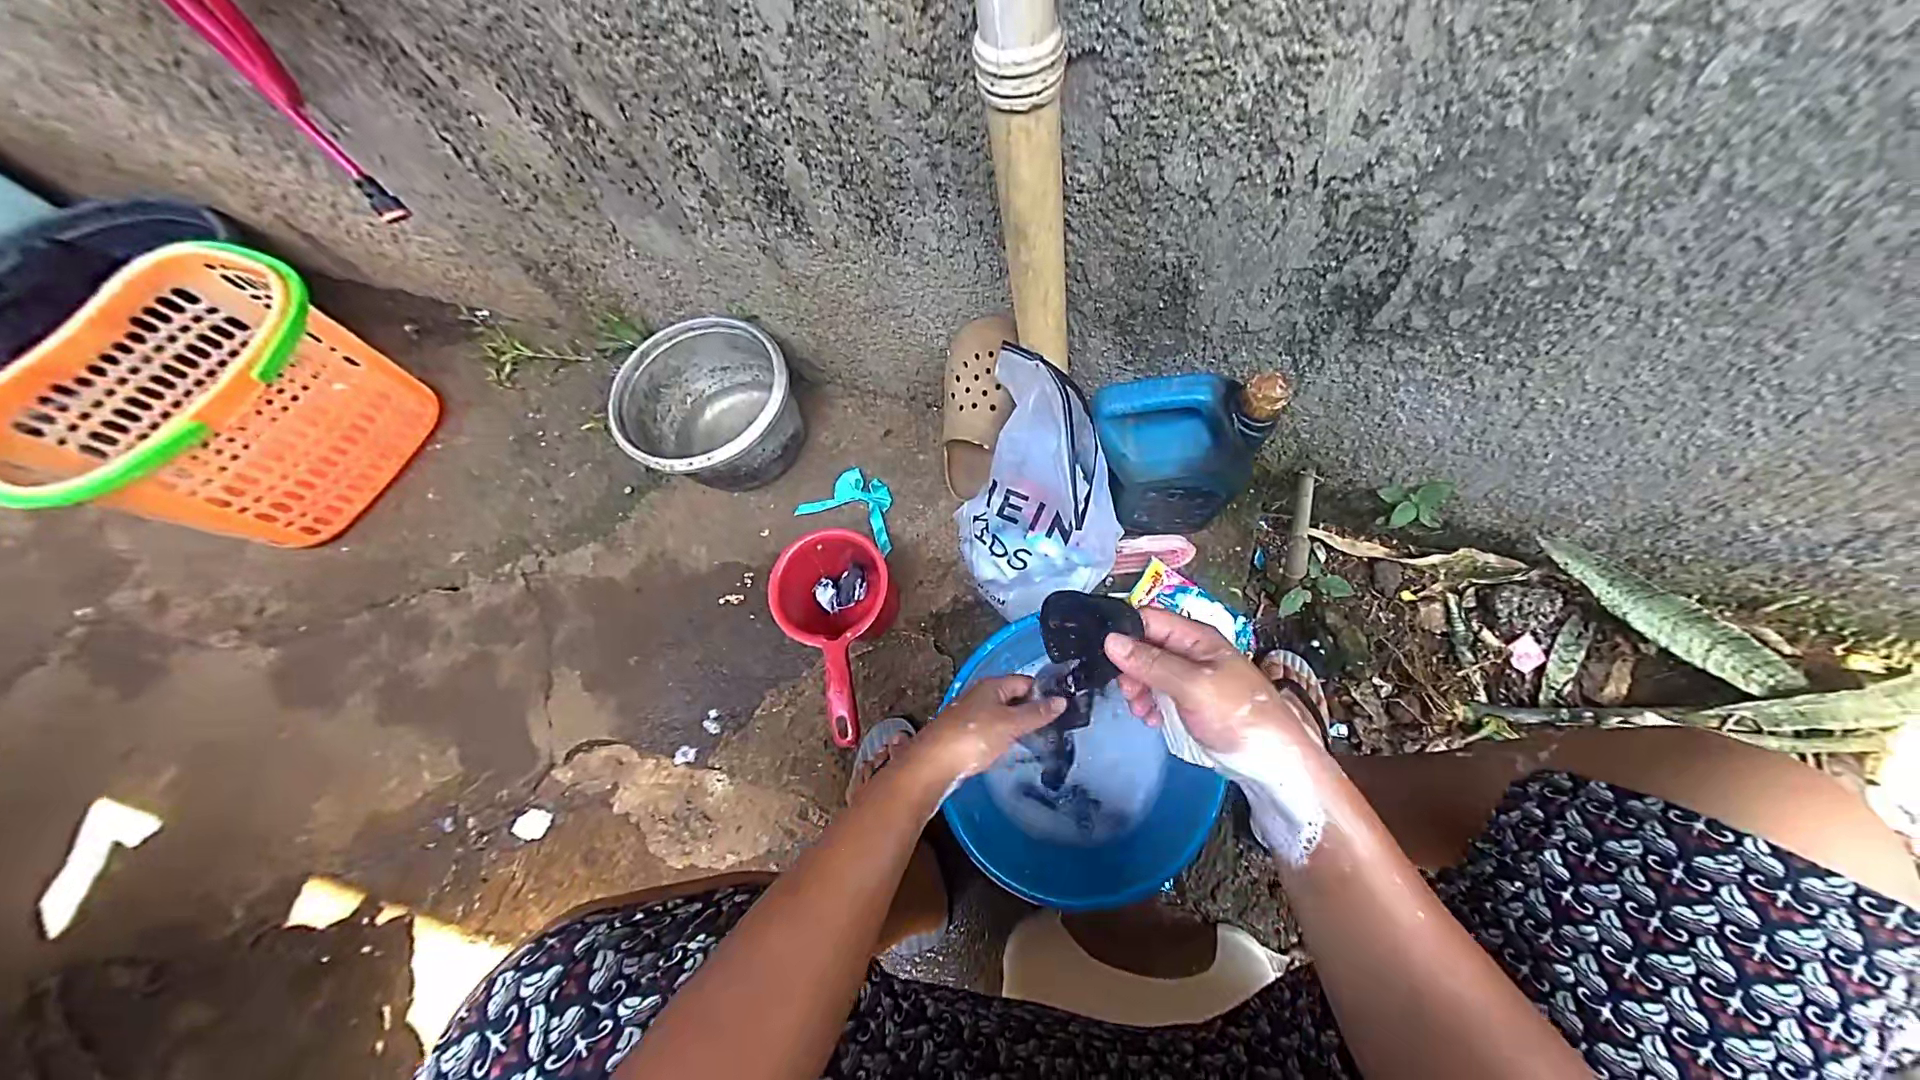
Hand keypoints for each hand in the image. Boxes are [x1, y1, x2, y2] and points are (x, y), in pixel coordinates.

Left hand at [907, 676, 1063, 784]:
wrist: (934, 763)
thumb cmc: (974, 737)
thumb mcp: (1011, 724)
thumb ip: (1036, 713)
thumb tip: (1061, 700)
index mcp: (991, 686)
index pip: (1025, 681)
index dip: (1043, 692)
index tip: (1062, 708)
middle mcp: (980, 695)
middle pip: (1012, 697)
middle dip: (1031, 710)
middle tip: (1054, 726)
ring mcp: (970, 715)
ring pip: (1001, 715)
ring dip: (1017, 725)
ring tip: (1038, 739)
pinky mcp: (964, 735)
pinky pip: (991, 730)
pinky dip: (1004, 737)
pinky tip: (1011, 749)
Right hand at [1104, 609, 1315, 756]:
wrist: (1274, 765)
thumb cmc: (1241, 718)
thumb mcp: (1191, 686)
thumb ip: (1151, 663)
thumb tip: (1111, 641)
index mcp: (1196, 637)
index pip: (1148, 618)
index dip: (1125, 632)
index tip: (1108, 656)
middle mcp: (1191, 652)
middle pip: (1144, 645)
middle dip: (1129, 666)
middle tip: (1128, 690)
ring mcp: (1190, 677)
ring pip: (1147, 671)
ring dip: (1137, 688)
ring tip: (1140, 709)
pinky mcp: (1189, 700)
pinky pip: (1157, 692)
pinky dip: (1149, 703)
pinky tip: (1151, 718)